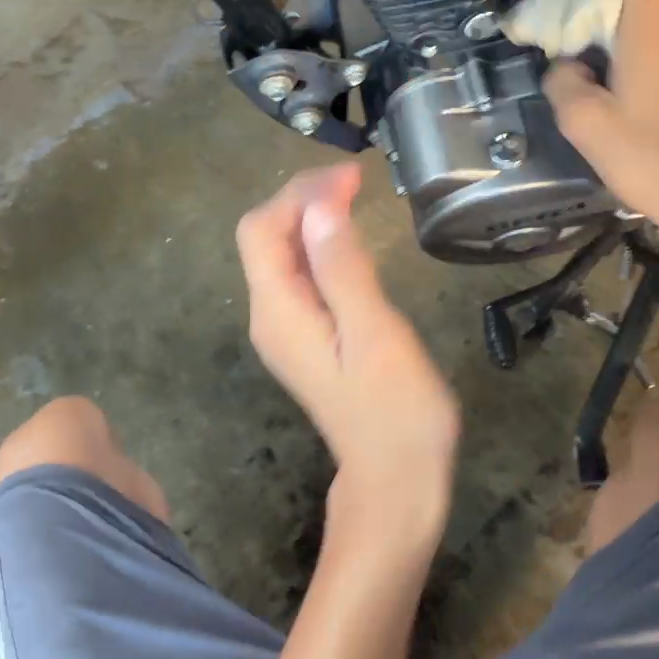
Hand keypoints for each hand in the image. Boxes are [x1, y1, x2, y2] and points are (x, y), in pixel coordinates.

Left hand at [236, 164, 459, 535]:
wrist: (395, 481)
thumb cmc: (397, 411)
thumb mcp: (375, 332)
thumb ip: (342, 268)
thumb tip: (318, 207)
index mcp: (277, 311)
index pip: (261, 229)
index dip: (298, 193)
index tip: (352, 177)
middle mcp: (267, 316)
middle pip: (264, 237)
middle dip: (302, 200)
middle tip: (356, 183)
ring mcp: (282, 329)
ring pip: (280, 254)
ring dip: (309, 219)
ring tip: (355, 199)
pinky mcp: (302, 337)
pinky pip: (297, 276)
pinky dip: (318, 248)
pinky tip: (349, 242)